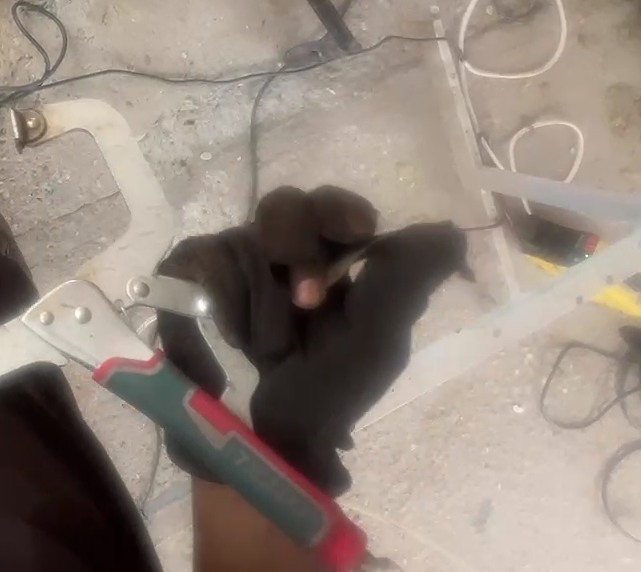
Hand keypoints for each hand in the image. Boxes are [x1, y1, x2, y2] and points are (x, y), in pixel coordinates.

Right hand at [156, 186, 469, 494]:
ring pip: (236, 242)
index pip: (333, 206)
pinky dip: (211, 310)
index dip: (338, 211)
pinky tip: (228, 349)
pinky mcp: (192, 273)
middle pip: (282, 207)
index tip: (353, 232)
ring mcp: (237, 255)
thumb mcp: (376, 342)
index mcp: (334, 253)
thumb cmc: (333, 387)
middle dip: (294, 250)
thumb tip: (448, 231)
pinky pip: (192, 265)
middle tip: (303, 302)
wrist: (269, 434)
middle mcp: (284, 245)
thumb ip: (404, 284)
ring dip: (256, 301)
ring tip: (262, 347)